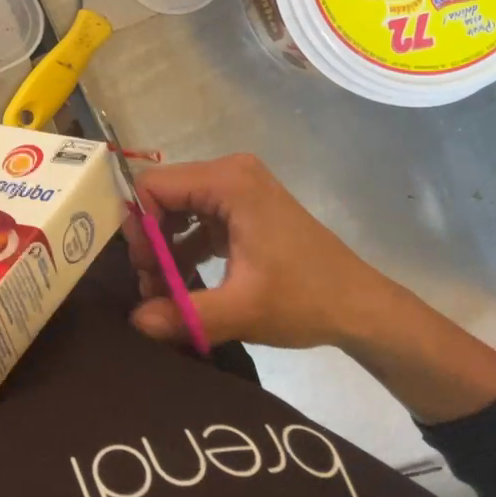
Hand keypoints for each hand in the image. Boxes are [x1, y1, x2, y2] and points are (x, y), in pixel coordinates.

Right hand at [125, 154, 406, 351]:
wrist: (361, 308)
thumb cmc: (305, 299)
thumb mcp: (242, 310)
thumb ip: (184, 314)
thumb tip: (135, 323)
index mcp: (229, 181)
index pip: (153, 187)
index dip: (140, 228)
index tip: (148, 271)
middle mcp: (229, 174)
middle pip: (162, 197)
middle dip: (150, 242)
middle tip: (153, 286)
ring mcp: (236, 190)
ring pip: (174, 210)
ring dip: (164, 250)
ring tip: (165, 291)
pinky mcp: (241, 210)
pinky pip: (193, 221)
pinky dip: (182, 250)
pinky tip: (183, 285)